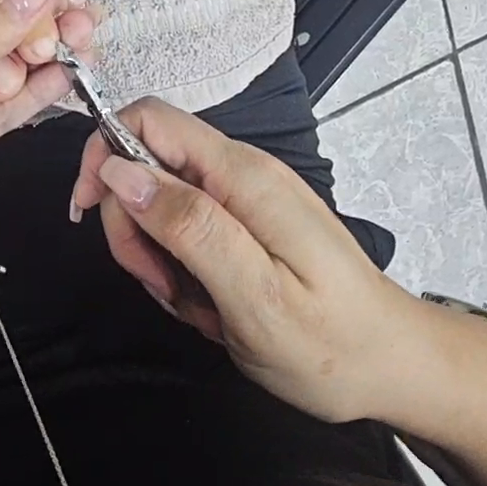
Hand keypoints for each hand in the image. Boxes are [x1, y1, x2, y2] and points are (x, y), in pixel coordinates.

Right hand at [69, 99, 423, 423]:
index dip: (104, 151)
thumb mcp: (253, 295)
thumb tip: (120, 170)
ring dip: (154, 251)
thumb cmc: (331, 343)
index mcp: (241, 176)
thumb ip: (188, 226)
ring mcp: (242, 196)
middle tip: (156, 281)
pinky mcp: (243, 220)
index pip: (149, 118)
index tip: (90, 210)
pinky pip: (183, 226)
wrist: (396, 366)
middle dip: (130, 221)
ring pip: (158, 198)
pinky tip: (204, 301)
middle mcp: (240, 172)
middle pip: (146, 162)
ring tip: (190, 301)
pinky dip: (177, 264)